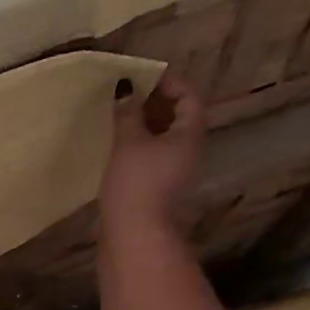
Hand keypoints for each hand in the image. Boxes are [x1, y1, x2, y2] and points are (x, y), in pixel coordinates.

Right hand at [99, 71, 205, 232]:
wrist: (134, 234)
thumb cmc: (135, 183)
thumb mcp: (129, 141)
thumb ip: (128, 111)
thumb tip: (126, 89)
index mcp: (190, 135)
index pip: (190, 96)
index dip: (169, 82)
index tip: (143, 76)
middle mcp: (189, 150)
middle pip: (179, 115)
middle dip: (155, 100)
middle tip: (128, 93)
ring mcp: (176, 170)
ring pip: (165, 135)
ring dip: (146, 122)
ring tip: (120, 114)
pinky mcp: (160, 185)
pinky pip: (155, 152)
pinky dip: (141, 141)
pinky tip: (119, 141)